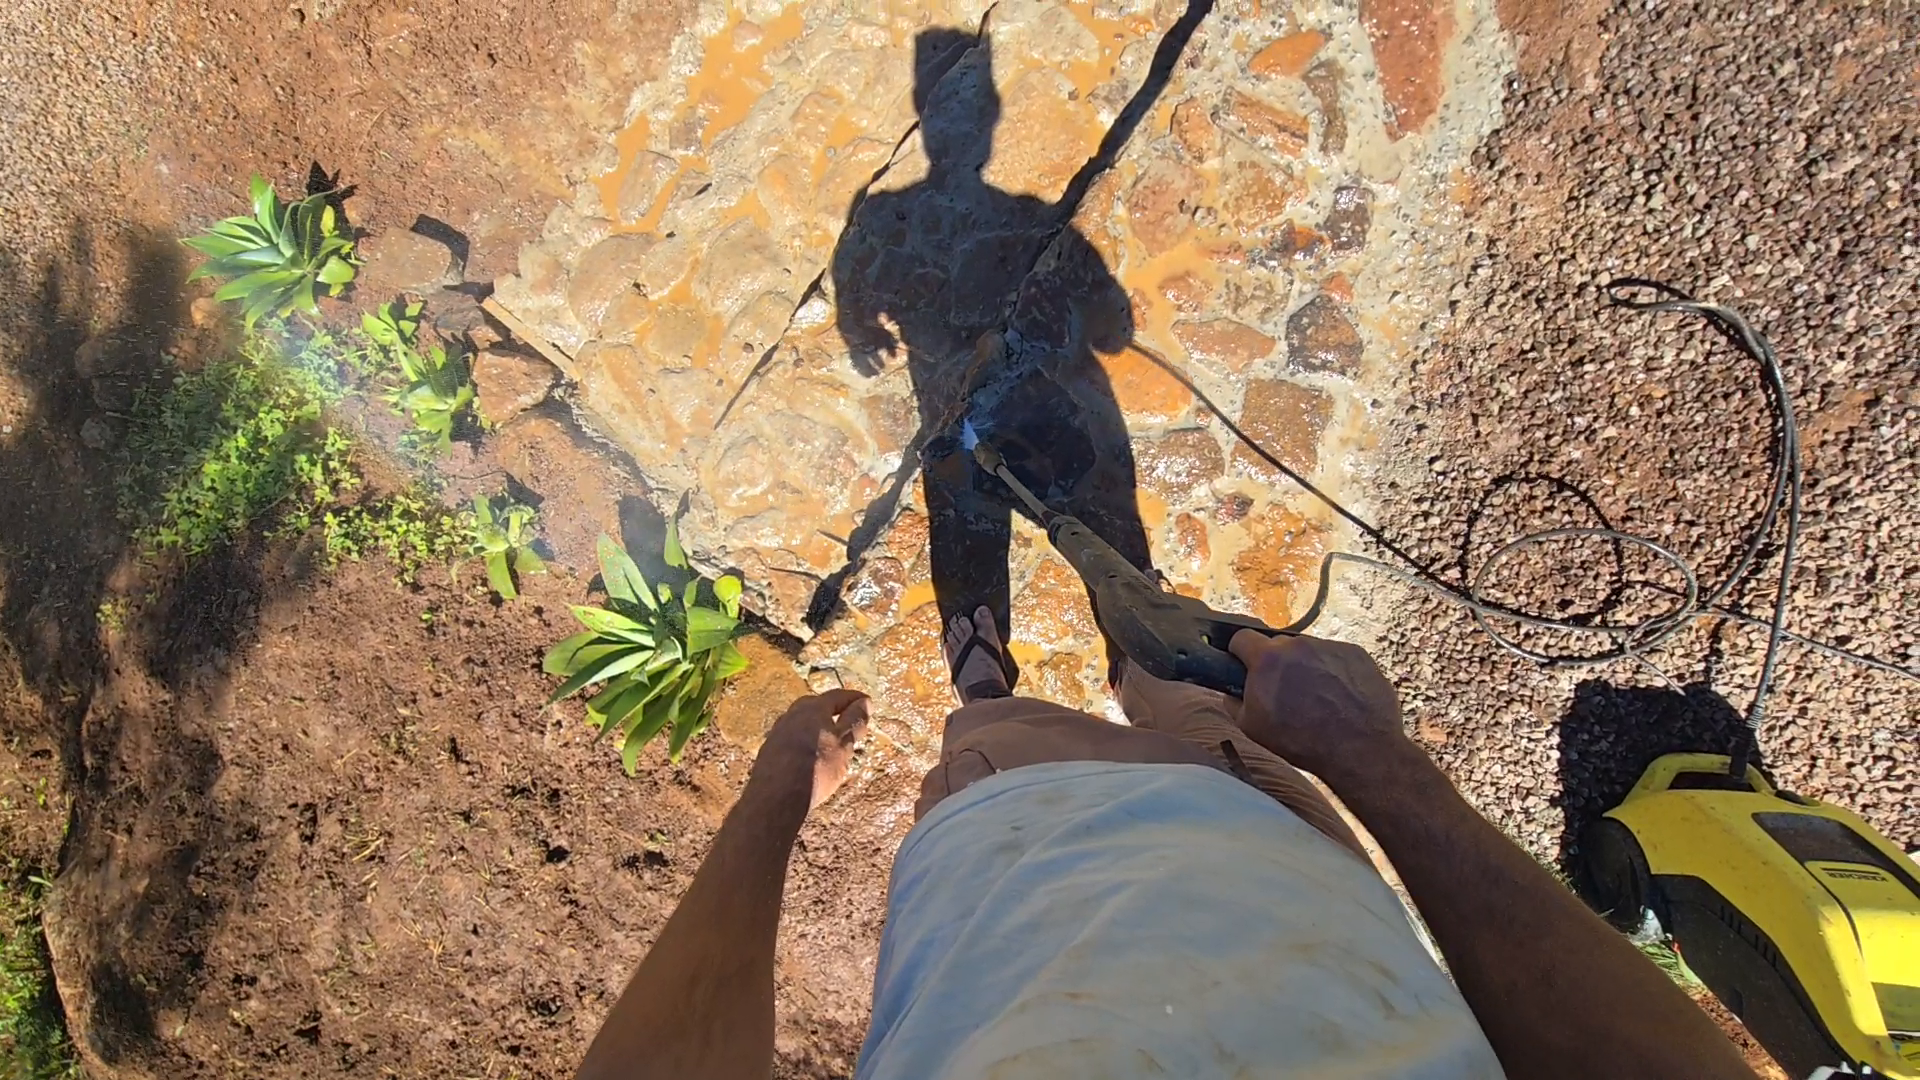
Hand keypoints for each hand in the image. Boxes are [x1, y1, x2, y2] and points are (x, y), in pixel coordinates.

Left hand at [753, 690, 869, 809]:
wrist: (776, 798)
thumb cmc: (817, 767)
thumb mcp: (844, 744)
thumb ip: (855, 721)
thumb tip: (864, 702)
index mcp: (813, 708)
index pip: (838, 696)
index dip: (854, 699)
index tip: (867, 704)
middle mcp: (792, 715)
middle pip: (816, 706)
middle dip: (833, 711)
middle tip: (848, 720)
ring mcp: (777, 733)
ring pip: (802, 723)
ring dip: (818, 728)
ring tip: (831, 742)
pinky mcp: (768, 752)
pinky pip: (792, 740)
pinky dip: (805, 742)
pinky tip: (810, 757)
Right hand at [1228, 631, 1408, 779]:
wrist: (1360, 751)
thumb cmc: (1302, 741)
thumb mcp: (1251, 728)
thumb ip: (1234, 703)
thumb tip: (1231, 693)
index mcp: (1267, 658)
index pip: (1241, 637)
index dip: (1240, 652)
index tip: (1245, 664)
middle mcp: (1298, 645)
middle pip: (1277, 645)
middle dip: (1276, 663)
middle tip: (1284, 690)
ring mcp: (1330, 647)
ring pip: (1307, 651)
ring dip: (1305, 666)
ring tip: (1316, 696)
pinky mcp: (1357, 654)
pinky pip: (1335, 656)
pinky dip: (1332, 671)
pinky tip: (1338, 696)